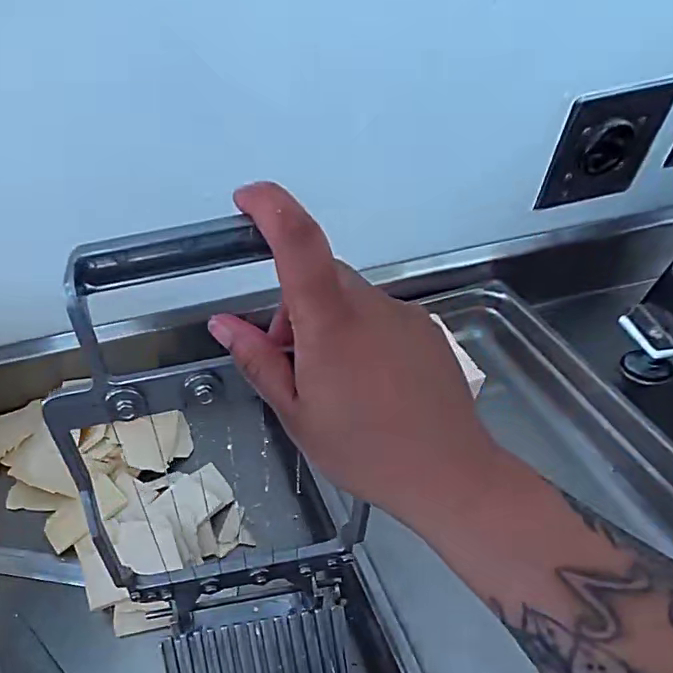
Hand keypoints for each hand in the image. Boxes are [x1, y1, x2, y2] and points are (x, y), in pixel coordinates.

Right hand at [209, 182, 509, 535]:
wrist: (451, 475)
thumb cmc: (363, 450)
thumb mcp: (294, 413)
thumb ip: (257, 361)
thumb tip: (222, 324)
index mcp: (331, 326)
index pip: (301, 246)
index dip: (273, 210)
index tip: (248, 197)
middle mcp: (371, 307)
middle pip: (320, 278)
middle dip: (292, 309)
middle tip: (290, 364)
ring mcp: (403, 315)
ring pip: (347, 299)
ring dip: (325, 325)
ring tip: (331, 383)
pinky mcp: (425, 328)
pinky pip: (376, 315)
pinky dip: (356, 335)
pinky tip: (366, 384)